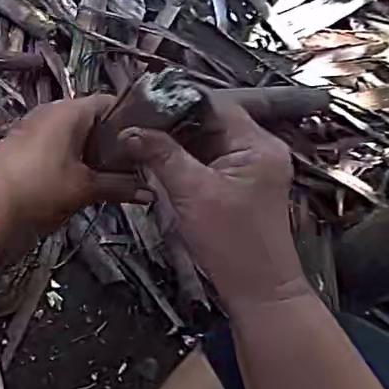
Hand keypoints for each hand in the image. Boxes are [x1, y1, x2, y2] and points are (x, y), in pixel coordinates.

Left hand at [0, 95, 147, 232]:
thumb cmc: (40, 184)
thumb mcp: (84, 188)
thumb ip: (119, 186)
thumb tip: (148, 192)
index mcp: (71, 110)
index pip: (111, 103)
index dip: (133, 120)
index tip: (149, 143)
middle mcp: (51, 110)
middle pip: (91, 119)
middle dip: (111, 142)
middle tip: (133, 166)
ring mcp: (34, 126)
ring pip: (73, 134)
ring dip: (89, 153)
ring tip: (110, 177)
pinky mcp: (22, 144)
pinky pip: (55, 145)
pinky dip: (70, 159)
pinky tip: (79, 181)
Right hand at [120, 95, 310, 311]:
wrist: (255, 289)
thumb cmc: (232, 241)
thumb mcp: (191, 192)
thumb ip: (161, 155)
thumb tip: (130, 130)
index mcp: (258, 145)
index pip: (214, 105)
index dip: (176, 100)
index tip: (141, 101)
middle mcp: (256, 149)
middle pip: (206, 120)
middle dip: (169, 121)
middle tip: (132, 120)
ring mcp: (245, 167)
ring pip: (201, 139)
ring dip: (171, 139)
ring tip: (137, 136)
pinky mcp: (233, 182)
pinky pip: (201, 158)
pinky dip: (178, 157)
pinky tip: (153, 157)